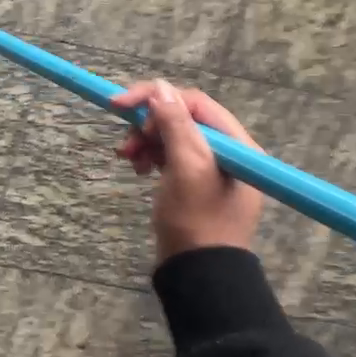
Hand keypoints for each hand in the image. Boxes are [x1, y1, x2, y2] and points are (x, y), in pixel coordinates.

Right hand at [112, 80, 263, 263]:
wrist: (197, 269)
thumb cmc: (196, 219)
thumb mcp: (186, 169)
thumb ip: (176, 126)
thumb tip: (160, 87)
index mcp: (236, 146)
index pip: (194, 102)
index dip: (156, 98)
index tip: (119, 105)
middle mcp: (227, 152)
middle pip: (180, 116)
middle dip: (148, 124)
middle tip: (127, 143)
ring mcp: (210, 166)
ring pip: (169, 134)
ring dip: (144, 140)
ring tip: (128, 159)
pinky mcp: (193, 179)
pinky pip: (167, 153)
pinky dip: (148, 155)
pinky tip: (137, 169)